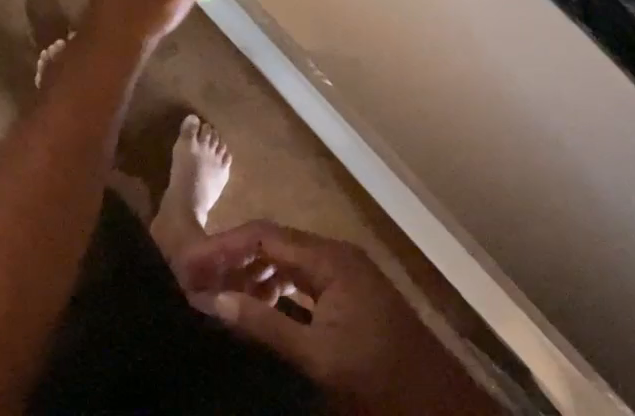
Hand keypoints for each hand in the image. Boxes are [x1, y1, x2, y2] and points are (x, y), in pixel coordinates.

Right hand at [172, 222, 496, 415]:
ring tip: (217, 298)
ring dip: (249, 276)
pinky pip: (300, 282)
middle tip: (194, 283)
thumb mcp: (318, 357)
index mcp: (330, 259)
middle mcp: (336, 257)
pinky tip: (253, 310)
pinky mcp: (350, 299)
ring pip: (284, 262)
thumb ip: (262, 324)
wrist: (448, 415)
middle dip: (230, 260)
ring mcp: (346, 277)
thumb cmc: (382, 381)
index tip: (186, 267)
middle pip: (270, 244)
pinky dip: (272, 291)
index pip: (261, 236)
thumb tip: (209, 300)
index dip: (220, 248)